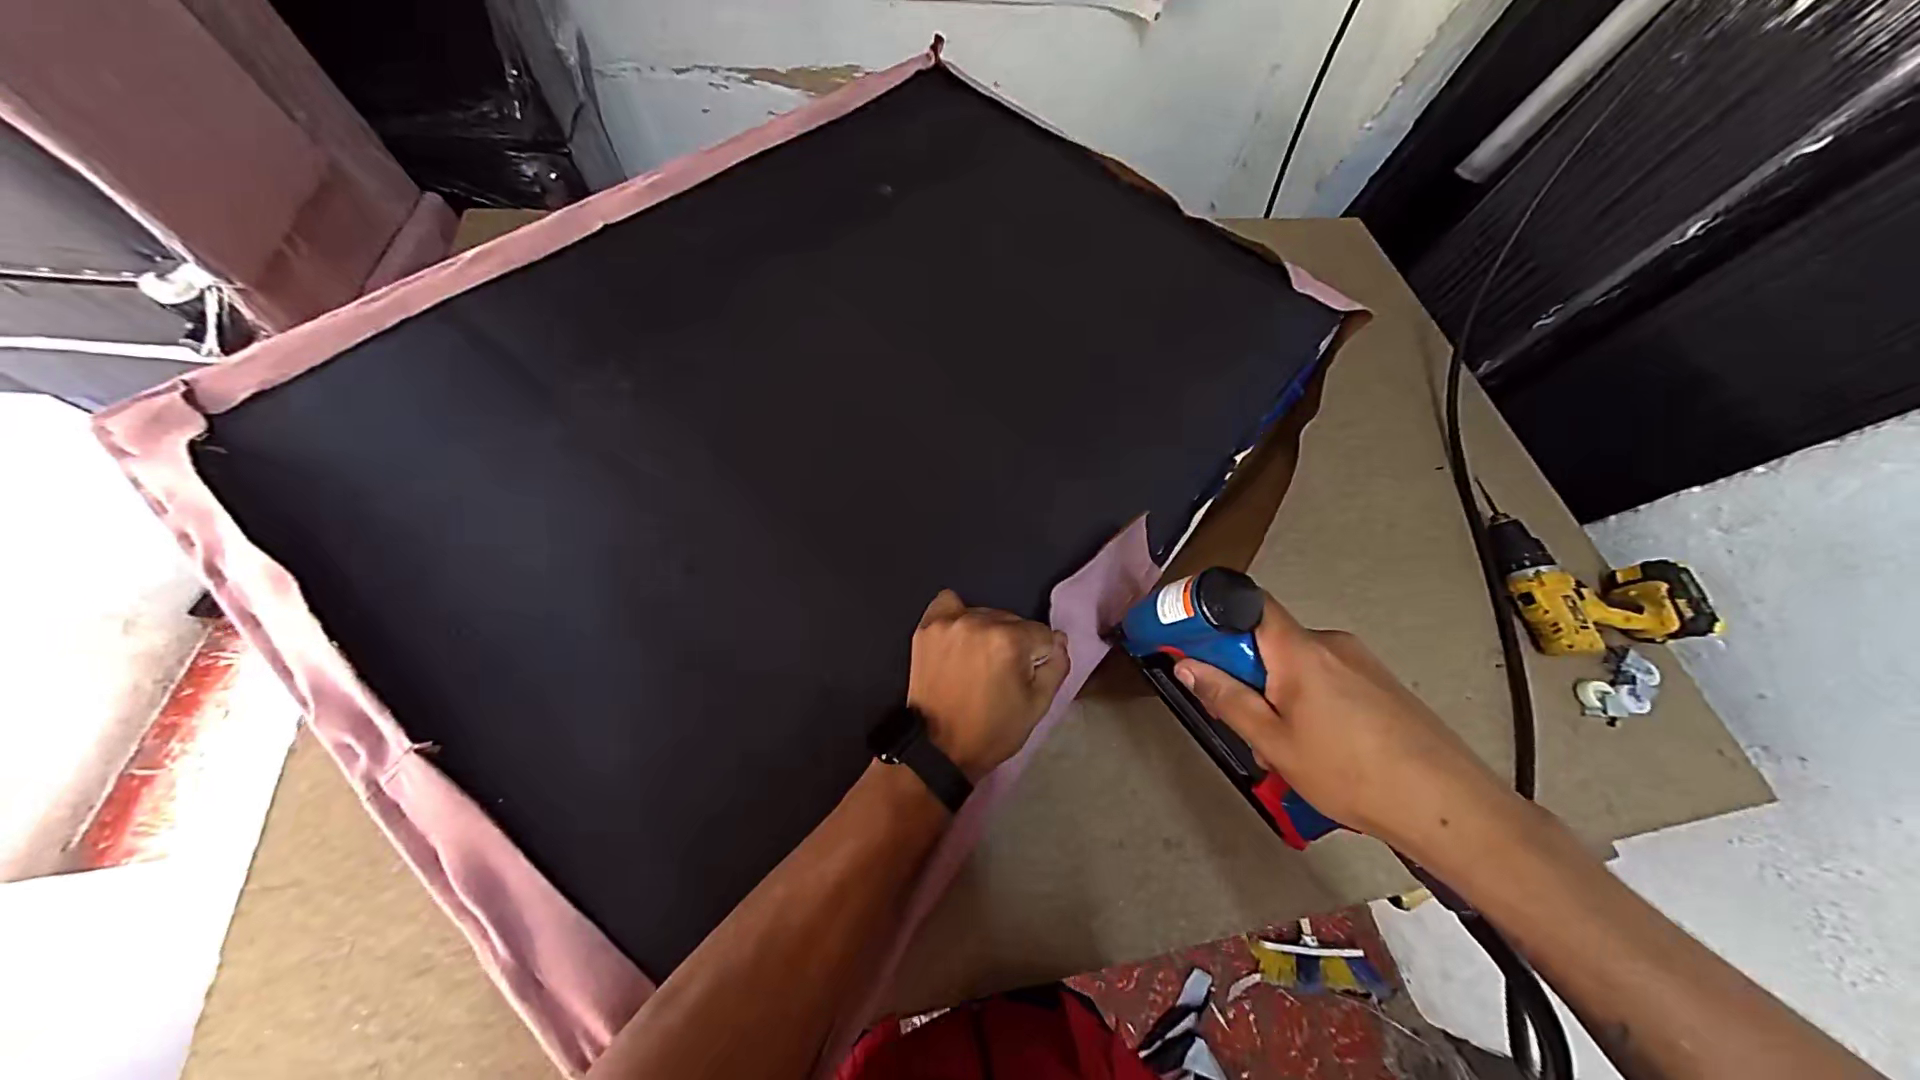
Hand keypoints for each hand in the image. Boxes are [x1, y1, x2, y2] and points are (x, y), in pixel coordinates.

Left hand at [908, 590, 1071, 781]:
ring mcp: (949, 623)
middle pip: (1013, 621)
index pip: (1042, 634)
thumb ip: (1057, 665)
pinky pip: (948, 603)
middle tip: (1000, 675)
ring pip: (986, 615)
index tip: (1024, 678)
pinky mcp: (927, 628)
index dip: (1039, 658)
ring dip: (988, 633)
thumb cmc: (993, 730)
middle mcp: (979, 622)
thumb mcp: (1038, 705)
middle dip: (1014, 644)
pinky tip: (959, 638)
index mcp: (1010, 640)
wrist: (939, 748)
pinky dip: (957, 615)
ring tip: (977, 663)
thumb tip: (1059, 639)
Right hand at [1171, 591, 1513, 852]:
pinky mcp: (1379, 683)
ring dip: (1274, 690)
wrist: (1448, 808)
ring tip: (1282, 742)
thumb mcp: (1273, 741)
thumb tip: (1190, 667)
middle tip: (1237, 712)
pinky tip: (1314, 743)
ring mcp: (1360, 662)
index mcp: (1301, 651)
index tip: (1187, 638)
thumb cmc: (1358, 776)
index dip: (1211, 613)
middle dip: (1243, 670)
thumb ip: (1226, 698)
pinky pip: (1324, 676)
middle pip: (1268, 638)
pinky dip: (1304, 699)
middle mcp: (1332, 644)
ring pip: (1295, 662)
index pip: (1248, 603)